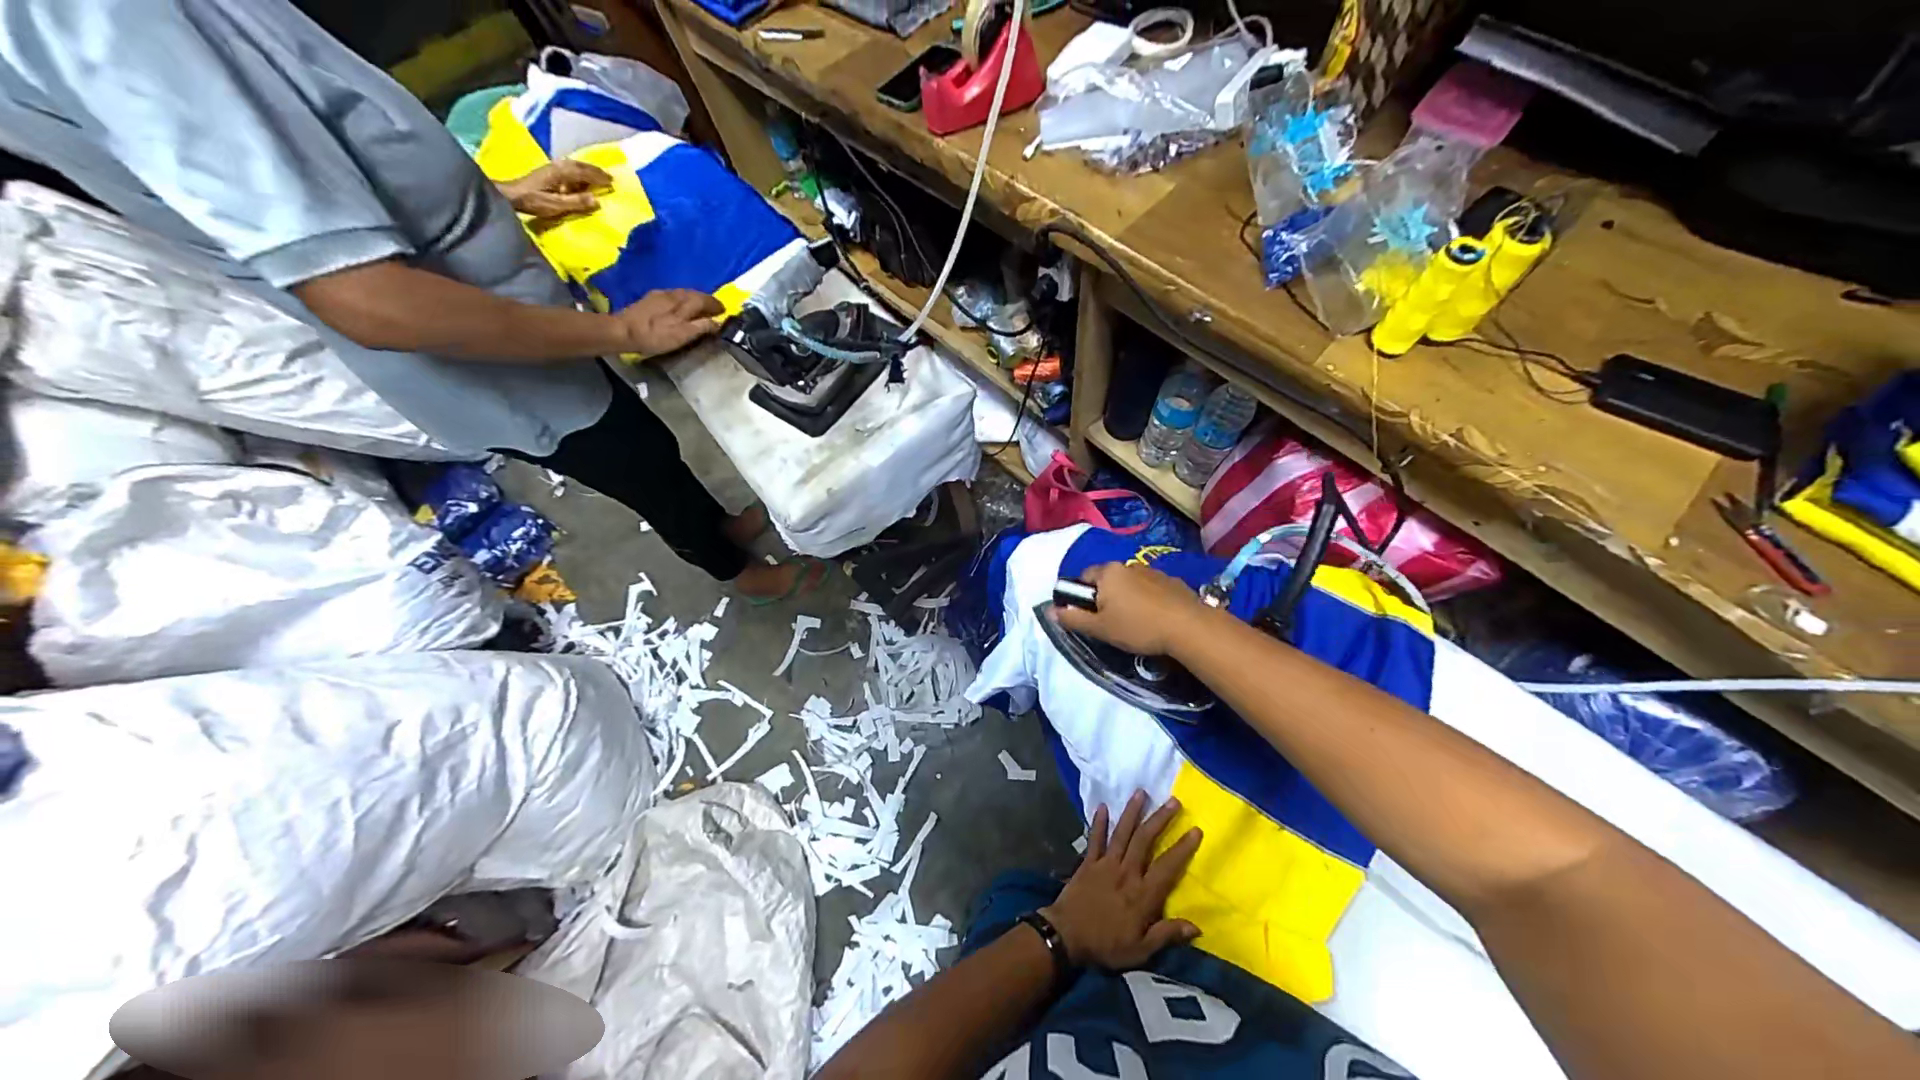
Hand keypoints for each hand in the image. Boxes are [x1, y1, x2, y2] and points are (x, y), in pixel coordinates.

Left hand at [499, 160, 612, 221]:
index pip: (584, 172)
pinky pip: (568, 168)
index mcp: (560, 173)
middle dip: (595, 171)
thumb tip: (597, 200)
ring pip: (573, 165)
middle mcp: (557, 166)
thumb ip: (576, 202)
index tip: (612, 182)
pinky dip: (578, 171)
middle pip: (579, 165)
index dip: (599, 177)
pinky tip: (581, 177)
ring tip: (598, 176)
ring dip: (587, 169)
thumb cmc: (532, 201)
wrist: (509, 195)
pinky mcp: (547, 172)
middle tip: (609, 177)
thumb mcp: (556, 205)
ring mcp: (551, 167)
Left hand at [614, 288, 724, 355]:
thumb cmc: (655, 336)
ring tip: (700, 308)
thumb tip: (718, 322)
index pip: (705, 299)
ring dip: (694, 299)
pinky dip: (682, 300)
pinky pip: (673, 295)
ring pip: (683, 293)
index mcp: (684, 302)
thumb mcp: (682, 335)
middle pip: (694, 294)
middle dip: (706, 301)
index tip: (724, 311)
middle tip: (715, 309)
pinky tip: (680, 307)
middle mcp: (674, 294)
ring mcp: (660, 294)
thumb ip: (701, 327)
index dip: (716, 305)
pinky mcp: (650, 298)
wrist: (622, 331)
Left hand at [1039, 791, 1201, 969]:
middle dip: (1160, 819)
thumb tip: (1197, 927)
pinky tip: (1102, 806)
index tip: (1195, 830)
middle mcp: (1126, 872)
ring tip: (1141, 793)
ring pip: (1122, 833)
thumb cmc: (1106, 945)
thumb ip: (1167, 934)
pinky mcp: (1087, 863)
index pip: (1168, 866)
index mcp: (1143, 894)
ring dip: (1132, 812)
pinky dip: (1098, 823)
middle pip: (1145, 840)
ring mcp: (1105, 864)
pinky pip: (1095, 839)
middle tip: (1173, 801)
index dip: (1182, 848)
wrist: (1065, 936)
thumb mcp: (1141, 950)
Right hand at [1050, 562, 1210, 656]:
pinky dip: (1148, 600)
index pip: (1083, 577)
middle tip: (1110, 623)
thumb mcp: (1099, 629)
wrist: (1189, 627)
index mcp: (1108, 572)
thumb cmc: (1137, 627)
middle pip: (1108, 579)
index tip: (1088, 616)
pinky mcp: (1173, 582)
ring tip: (1136, 623)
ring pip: (1130, 584)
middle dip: (1105, 597)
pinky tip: (1155, 619)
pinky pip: (1151, 589)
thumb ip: (1072, 618)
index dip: (1081, 597)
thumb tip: (1050, 610)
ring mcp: (1153, 571)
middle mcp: (1129, 565)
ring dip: (1128, 598)